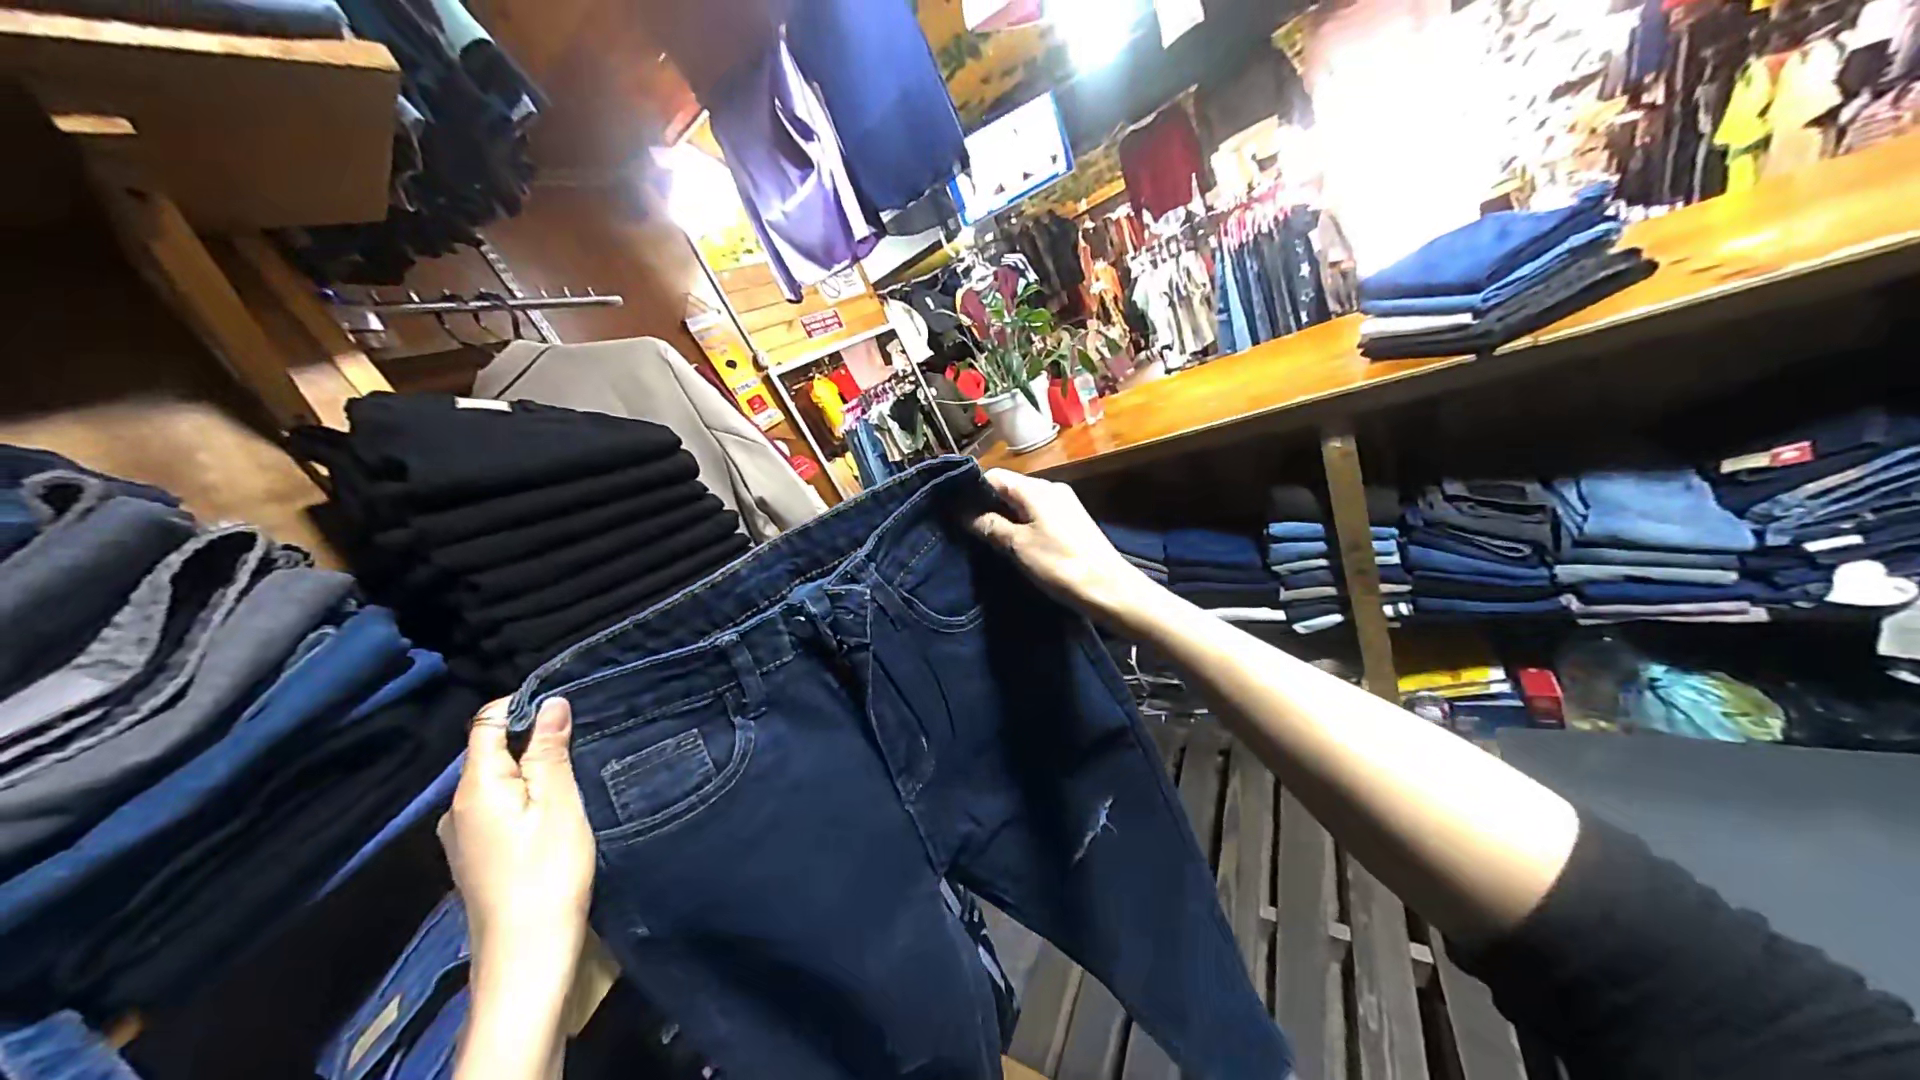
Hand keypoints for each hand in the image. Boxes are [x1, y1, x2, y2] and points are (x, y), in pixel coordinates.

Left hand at [441, 697, 595, 988]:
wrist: (526, 953)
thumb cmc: (548, 871)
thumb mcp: (559, 804)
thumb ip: (550, 751)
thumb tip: (551, 702)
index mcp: (474, 788)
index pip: (485, 723)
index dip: (521, 705)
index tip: (563, 704)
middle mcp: (456, 807)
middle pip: (489, 752)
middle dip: (530, 737)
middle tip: (579, 738)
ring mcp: (460, 835)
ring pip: (495, 780)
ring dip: (529, 768)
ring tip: (571, 771)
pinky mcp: (473, 855)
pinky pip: (495, 805)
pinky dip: (522, 794)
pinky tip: (551, 809)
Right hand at [968, 468, 1166, 628]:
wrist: (1110, 589)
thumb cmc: (1061, 565)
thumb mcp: (1018, 546)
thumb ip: (989, 525)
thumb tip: (963, 512)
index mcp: (1037, 488)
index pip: (994, 476)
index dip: (971, 490)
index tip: (952, 509)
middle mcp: (1051, 489)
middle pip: (1009, 488)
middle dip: (986, 505)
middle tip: (964, 527)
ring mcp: (1064, 505)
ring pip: (1022, 503)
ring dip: (1003, 517)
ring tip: (984, 538)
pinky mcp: (1071, 522)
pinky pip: (1037, 515)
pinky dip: (1021, 525)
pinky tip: (1012, 544)